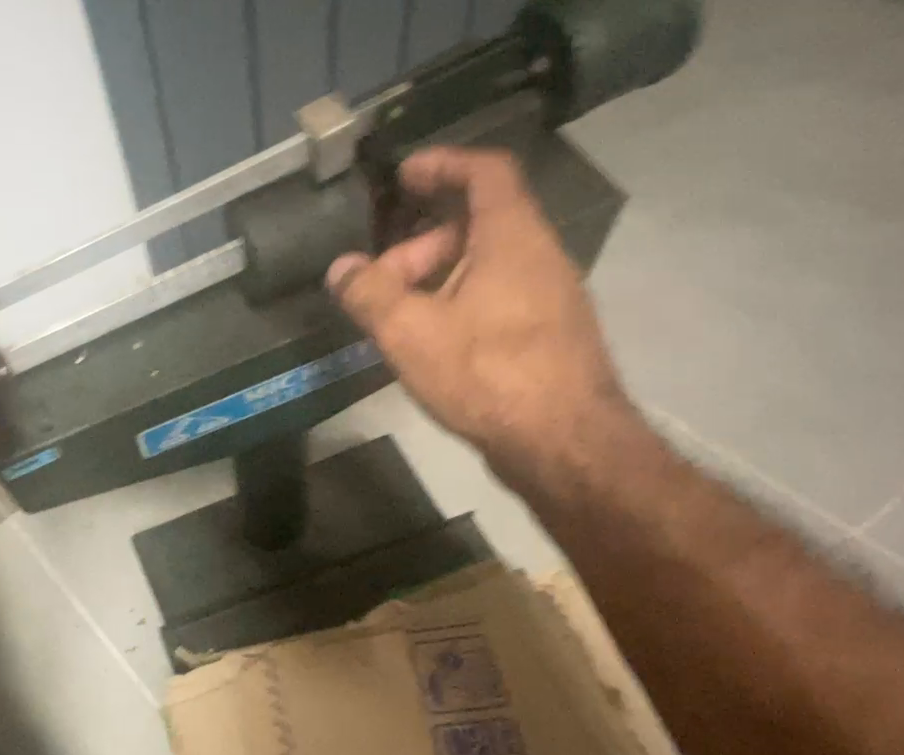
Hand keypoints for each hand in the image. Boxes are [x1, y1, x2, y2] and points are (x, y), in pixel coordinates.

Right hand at [326, 147, 634, 460]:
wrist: (563, 441)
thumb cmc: (486, 374)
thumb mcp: (410, 332)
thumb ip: (370, 294)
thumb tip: (341, 268)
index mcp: (511, 237)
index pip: (485, 172)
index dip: (442, 165)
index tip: (402, 176)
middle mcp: (539, 256)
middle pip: (476, 224)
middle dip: (420, 243)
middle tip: (378, 278)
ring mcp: (548, 297)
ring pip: (486, 266)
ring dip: (435, 279)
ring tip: (394, 318)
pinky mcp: (547, 336)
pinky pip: (496, 298)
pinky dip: (457, 304)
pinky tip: (429, 345)